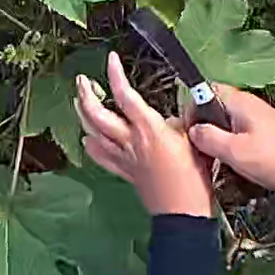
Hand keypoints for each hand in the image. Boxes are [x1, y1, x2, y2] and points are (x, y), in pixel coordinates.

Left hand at [74, 52, 213, 216]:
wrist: (184, 215)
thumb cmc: (194, 177)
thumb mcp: (195, 140)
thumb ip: (184, 119)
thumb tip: (183, 106)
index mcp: (149, 129)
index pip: (125, 95)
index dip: (115, 74)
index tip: (111, 59)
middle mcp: (131, 141)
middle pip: (98, 114)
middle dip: (86, 95)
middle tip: (82, 80)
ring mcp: (124, 158)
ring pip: (94, 133)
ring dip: (83, 115)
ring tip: (79, 100)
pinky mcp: (124, 172)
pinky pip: (101, 157)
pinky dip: (92, 145)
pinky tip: (87, 138)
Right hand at [186, 85, 274, 209]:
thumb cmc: (273, 161)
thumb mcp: (234, 152)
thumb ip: (208, 137)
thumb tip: (192, 130)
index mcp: (239, 101)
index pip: (205, 89)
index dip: (191, 108)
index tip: (189, 132)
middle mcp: (247, 103)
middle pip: (213, 105)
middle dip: (202, 124)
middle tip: (199, 148)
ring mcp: (257, 116)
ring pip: (224, 119)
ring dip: (215, 135)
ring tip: (213, 157)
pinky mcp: (264, 130)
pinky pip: (236, 129)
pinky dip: (228, 141)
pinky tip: (230, 159)